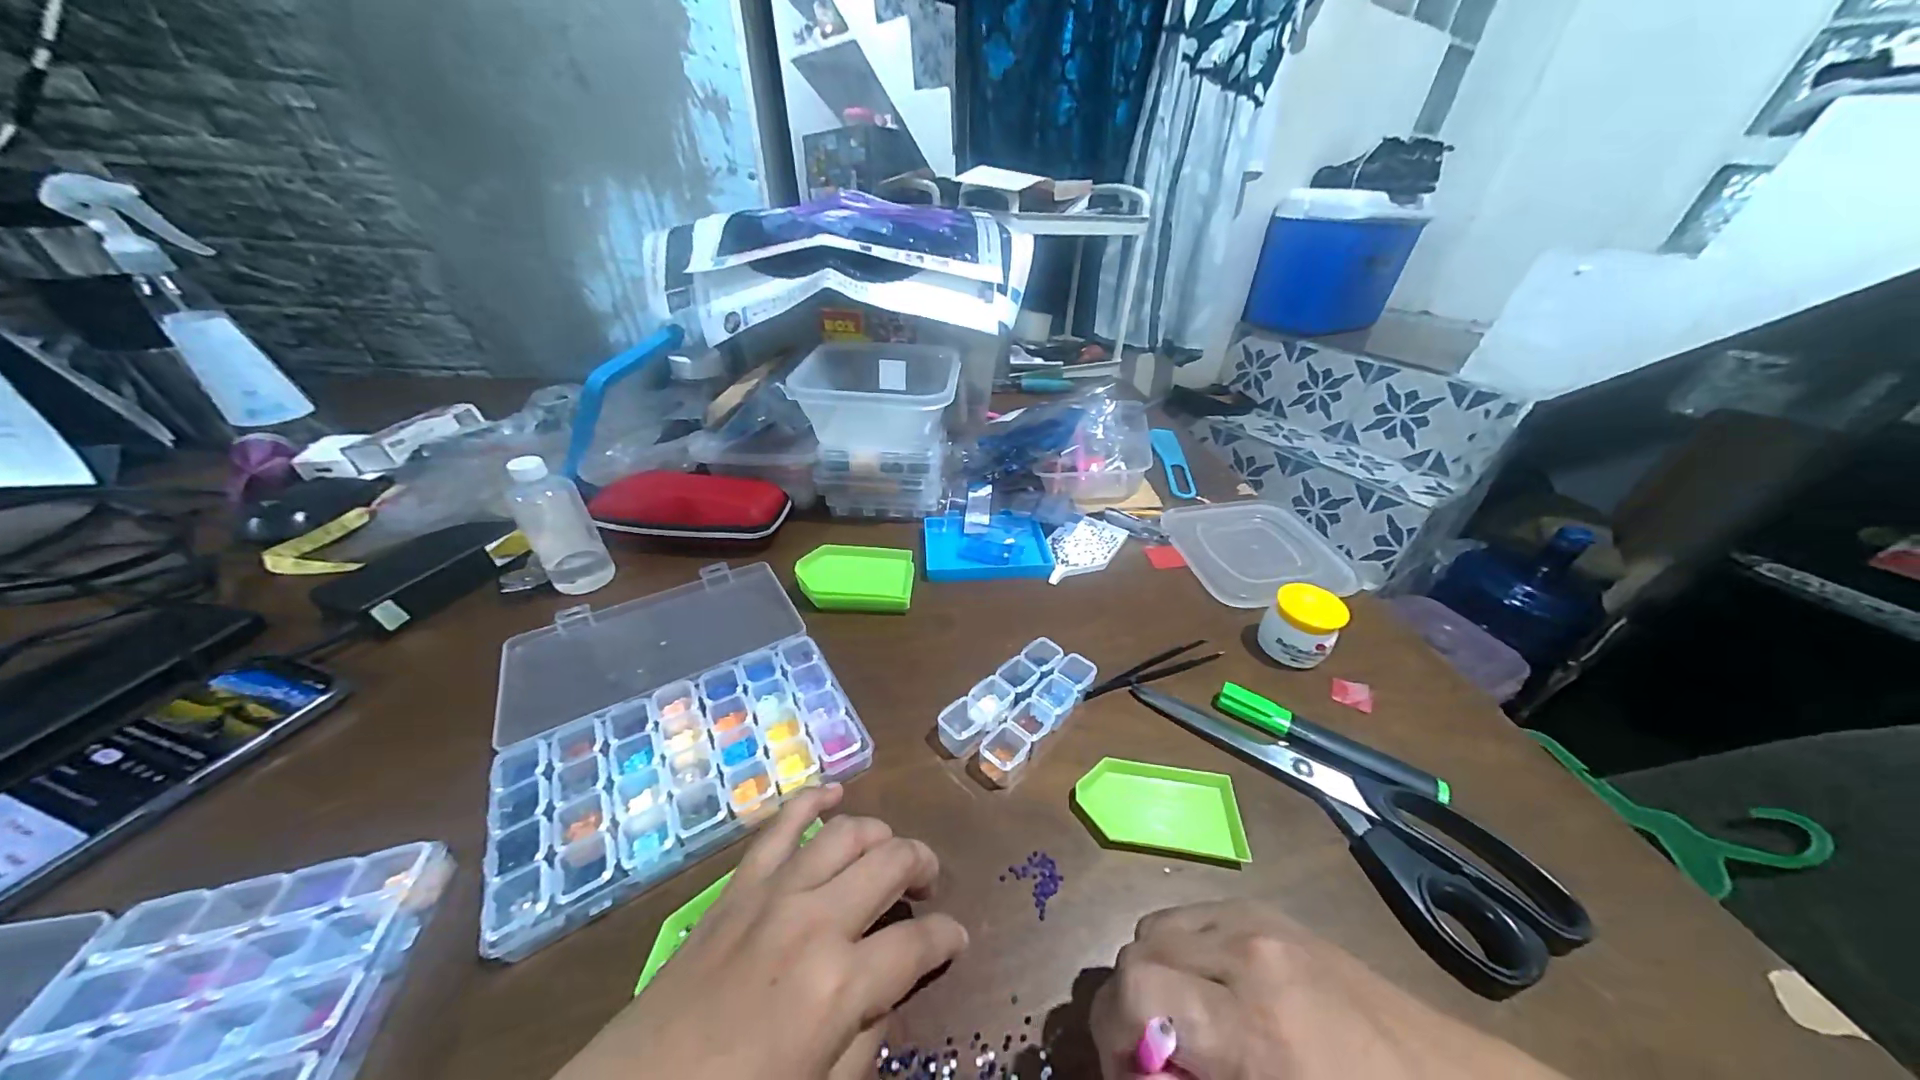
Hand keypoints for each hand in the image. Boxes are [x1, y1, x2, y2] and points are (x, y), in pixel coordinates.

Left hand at [554, 784, 968, 1079]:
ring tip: (891, 850)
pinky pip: (781, 824)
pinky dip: (812, 800)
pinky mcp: (739, 884)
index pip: (921, 942)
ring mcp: (775, 892)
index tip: (957, 938)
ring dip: (880, 834)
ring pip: (847, 832)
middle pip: (892, 862)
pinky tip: (835, 792)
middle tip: (930, 884)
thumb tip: (889, 987)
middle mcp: (817, 920)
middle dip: (924, 865)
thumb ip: (867, 1034)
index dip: (949, 938)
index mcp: (843, 983)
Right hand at [1090, 900, 1566, 1079]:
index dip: (1112, 1035)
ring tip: (1180, 1021)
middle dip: (1126, 1008)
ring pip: (1155, 926)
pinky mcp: (1268, 910)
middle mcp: (1248, 950)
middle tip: (1150, 1059)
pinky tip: (1209, 990)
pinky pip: (1190, 916)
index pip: (1138, 990)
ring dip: (1151, 975)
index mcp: (1257, 1023)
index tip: (1128, 1076)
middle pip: (1137, 952)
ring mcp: (1259, 919)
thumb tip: (1140, 1075)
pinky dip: (1179, 950)